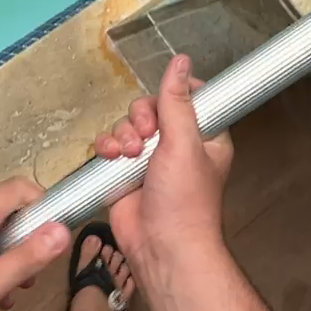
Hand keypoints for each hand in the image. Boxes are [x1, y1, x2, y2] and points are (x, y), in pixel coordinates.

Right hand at [93, 54, 234, 272]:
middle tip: (146, 135)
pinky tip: (110, 157)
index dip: (173, 94)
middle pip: (152, 108)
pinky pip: (111, 145)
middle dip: (142, 118)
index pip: (189, 98)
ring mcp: (149, 159)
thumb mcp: (183, 144)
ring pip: (128, 125)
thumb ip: (177, 101)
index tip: (165, 101)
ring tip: (127, 154)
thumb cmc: (184, 202)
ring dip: (123, 134)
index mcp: (204, 137)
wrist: (161, 249)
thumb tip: (181, 61)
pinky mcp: (125, 172)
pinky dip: (107, 147)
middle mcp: (177, 146)